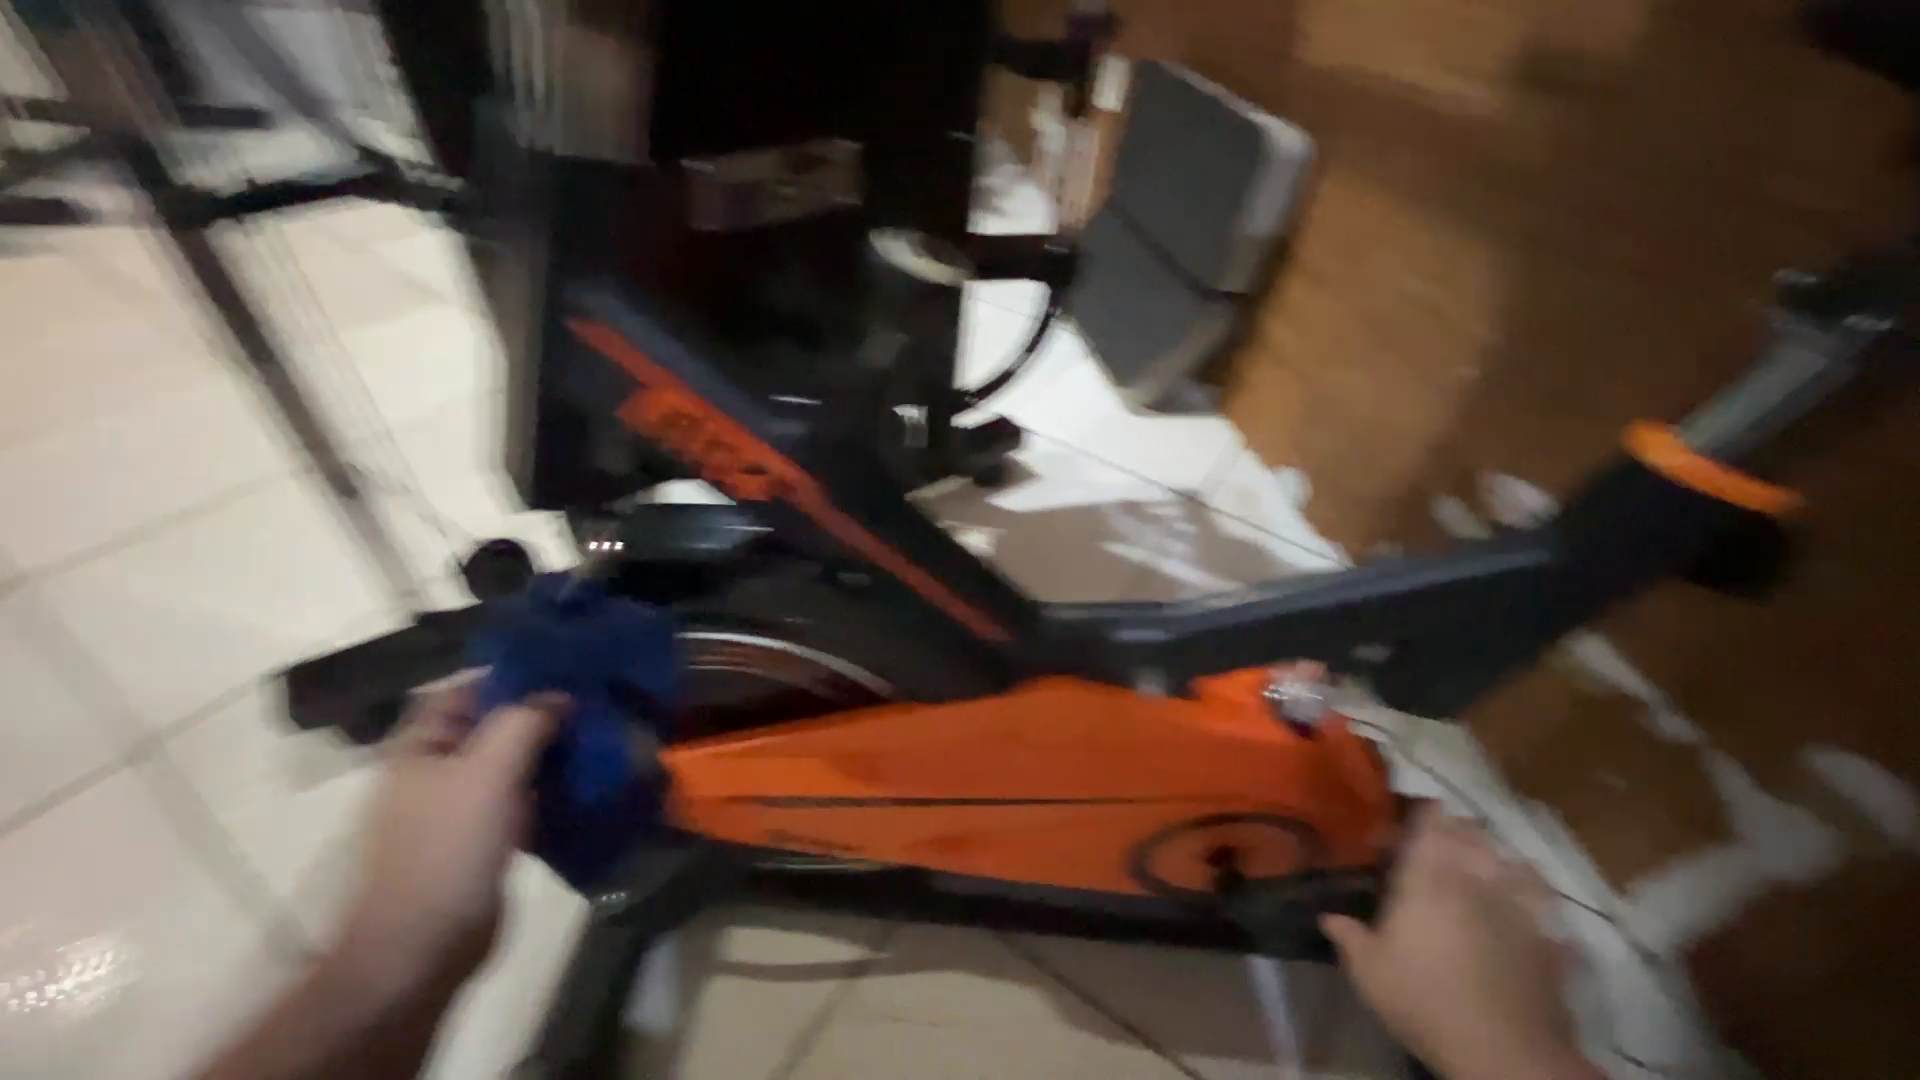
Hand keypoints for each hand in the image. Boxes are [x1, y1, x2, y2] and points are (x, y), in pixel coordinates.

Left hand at [331, 675, 567, 1003]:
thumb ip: (524, 721)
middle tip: (593, 701)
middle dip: (541, 713)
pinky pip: (524, 799)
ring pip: (513, 763)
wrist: (424, 947)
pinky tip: (588, 782)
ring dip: (552, 752)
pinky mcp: (486, 840)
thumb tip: (559, 697)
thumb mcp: (486, 771)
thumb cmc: (447, 848)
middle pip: (493, 726)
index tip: (561, 668)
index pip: (463, 689)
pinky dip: (552, 789)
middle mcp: (437, 771)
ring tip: (600, 735)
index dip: (508, 674)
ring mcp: (461, 808)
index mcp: (419, 747)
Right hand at [1320, 806, 1596, 1079]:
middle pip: (1472, 834)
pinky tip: (1524, 904)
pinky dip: (1533, 893)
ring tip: (1480, 867)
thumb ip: (1349, 936)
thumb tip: (1328, 917)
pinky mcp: (1550, 938)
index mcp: (1426, 876)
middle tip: (1437, 843)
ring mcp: (1519, 905)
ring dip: (1494, 857)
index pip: (1429, 823)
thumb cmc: (1423, 999)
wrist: (1505, 1051)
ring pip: (1510, 860)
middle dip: (1456, 831)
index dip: (1420, 813)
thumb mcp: (1369, 971)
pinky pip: (1545, 901)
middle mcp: (1474, 878)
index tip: (1405, 821)